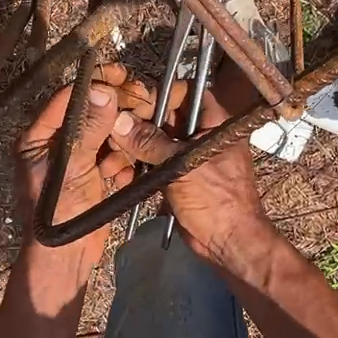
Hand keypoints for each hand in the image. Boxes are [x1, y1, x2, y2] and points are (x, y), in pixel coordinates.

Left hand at [14, 62, 147, 272]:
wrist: (64, 259)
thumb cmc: (57, 213)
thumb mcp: (72, 166)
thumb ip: (88, 128)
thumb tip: (103, 91)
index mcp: (37, 139)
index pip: (67, 99)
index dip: (94, 85)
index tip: (120, 75)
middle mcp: (54, 147)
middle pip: (89, 115)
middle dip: (114, 111)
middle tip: (140, 101)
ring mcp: (74, 163)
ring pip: (103, 136)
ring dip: (120, 141)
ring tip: (131, 145)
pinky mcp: (91, 180)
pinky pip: (110, 160)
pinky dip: (122, 163)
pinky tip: (126, 172)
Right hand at [108, 76, 273, 264]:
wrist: (227, 243)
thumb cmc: (217, 200)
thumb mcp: (181, 166)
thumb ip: (149, 142)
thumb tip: (119, 121)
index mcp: (215, 123)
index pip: (186, 93)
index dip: (160, 96)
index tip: (134, 106)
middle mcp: (201, 136)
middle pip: (163, 119)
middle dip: (136, 128)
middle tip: (112, 136)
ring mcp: (188, 158)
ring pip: (154, 144)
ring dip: (131, 152)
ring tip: (110, 163)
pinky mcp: (176, 178)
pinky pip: (153, 166)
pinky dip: (136, 170)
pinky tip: (118, 176)